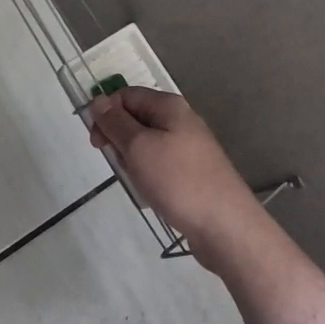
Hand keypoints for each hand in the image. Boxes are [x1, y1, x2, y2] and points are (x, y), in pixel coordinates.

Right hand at [87, 87, 262, 250]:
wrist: (227, 228)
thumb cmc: (179, 180)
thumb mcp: (138, 147)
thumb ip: (115, 122)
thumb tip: (98, 100)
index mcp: (169, 106)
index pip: (126, 95)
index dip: (107, 113)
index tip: (97, 143)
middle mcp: (181, 121)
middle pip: (136, 119)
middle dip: (121, 141)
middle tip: (122, 165)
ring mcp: (190, 148)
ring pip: (147, 145)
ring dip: (135, 162)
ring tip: (141, 183)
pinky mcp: (193, 173)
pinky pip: (161, 165)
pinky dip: (150, 177)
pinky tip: (154, 195)